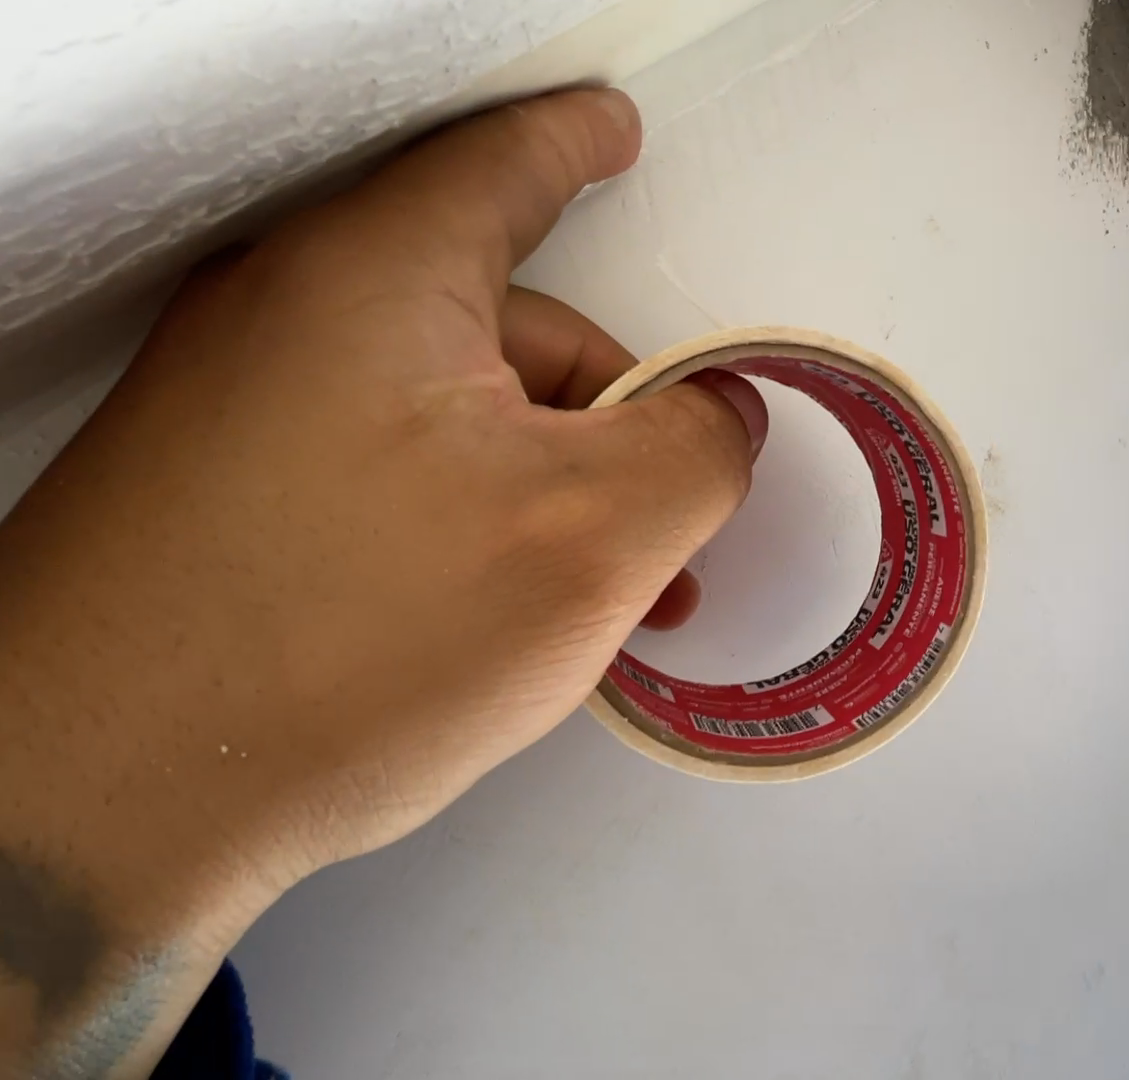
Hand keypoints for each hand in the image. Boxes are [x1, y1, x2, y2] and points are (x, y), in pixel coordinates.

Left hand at [0, 89, 762, 1077]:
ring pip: (493, 426)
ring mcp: (277, 419)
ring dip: (577, 497)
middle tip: (675, 526)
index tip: (618, 127)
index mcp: (384, 291)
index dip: (577, 142)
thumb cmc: (350, 648)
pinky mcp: (266, 501)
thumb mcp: (595, 535)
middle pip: (531, 340)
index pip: (503, 168)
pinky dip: (513, 526)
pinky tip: (542, 610)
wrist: (99, 815)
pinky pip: (440, 479)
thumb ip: (699, 450)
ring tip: (619, 598)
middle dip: (626, 427)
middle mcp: (313, 331)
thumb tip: (731, 415)